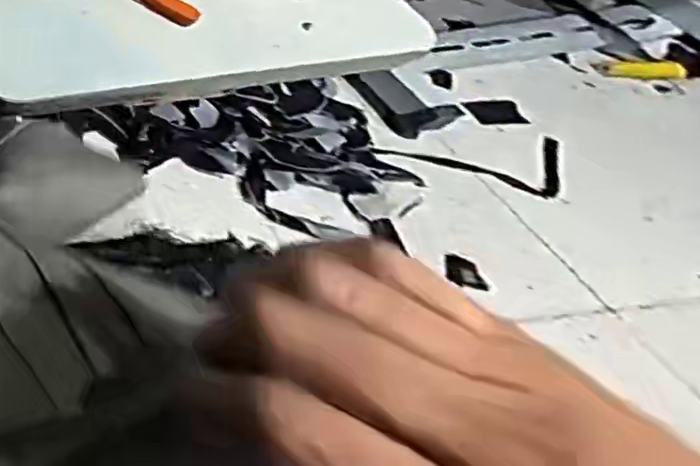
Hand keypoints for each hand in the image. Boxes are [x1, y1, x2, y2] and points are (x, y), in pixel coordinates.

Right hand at [191, 240, 699, 465]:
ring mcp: (504, 364)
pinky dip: (329, 262)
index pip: (294, 421)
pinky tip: (309, 284)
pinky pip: (394, 265)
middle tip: (214, 353)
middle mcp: (481, 424)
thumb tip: (247, 436)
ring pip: (336, 279)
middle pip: (301, 328)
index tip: (184, 399)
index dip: (214, 402)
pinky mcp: (515, 333)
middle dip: (231, 333)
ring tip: (249, 310)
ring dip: (267, 284)